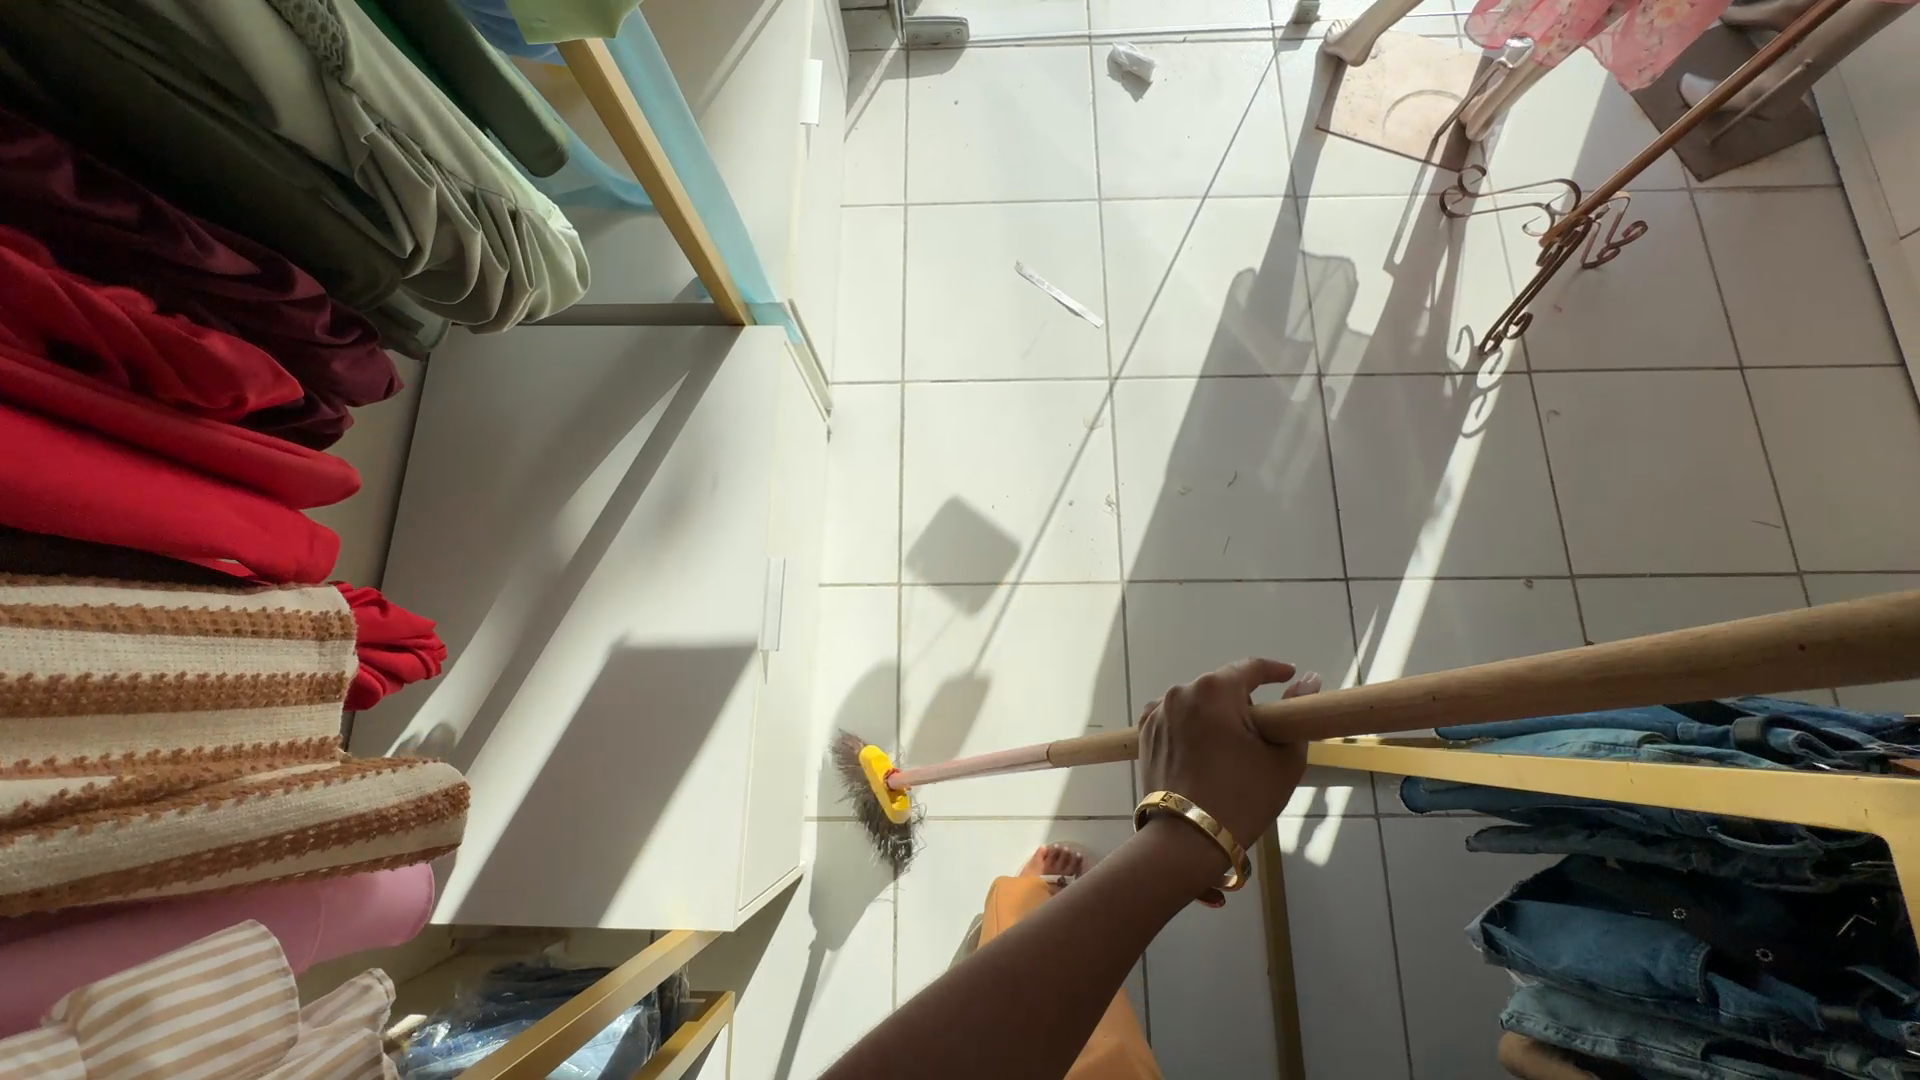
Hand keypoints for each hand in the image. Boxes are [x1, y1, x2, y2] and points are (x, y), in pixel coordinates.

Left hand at [1138, 659, 1318, 858]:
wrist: (1188, 838)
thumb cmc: (1243, 798)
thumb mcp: (1283, 759)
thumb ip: (1295, 713)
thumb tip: (1308, 679)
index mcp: (1213, 690)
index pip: (1249, 668)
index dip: (1273, 670)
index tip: (1289, 676)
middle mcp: (1180, 692)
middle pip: (1220, 687)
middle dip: (1241, 702)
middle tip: (1260, 731)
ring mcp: (1157, 712)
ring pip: (1195, 703)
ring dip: (1213, 715)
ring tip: (1229, 747)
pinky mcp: (1144, 733)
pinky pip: (1174, 718)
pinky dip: (1190, 726)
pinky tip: (1202, 748)